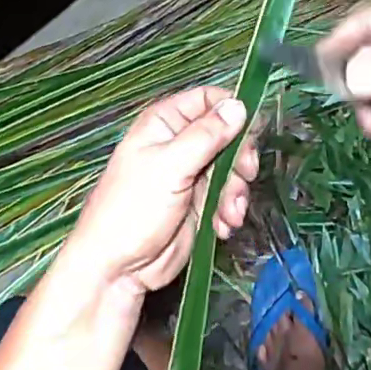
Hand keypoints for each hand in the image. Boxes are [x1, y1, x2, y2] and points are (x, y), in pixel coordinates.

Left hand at [58, 87, 256, 299]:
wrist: (117, 269)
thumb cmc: (133, 208)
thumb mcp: (170, 166)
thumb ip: (206, 135)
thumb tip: (239, 105)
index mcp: (165, 122)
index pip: (207, 100)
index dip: (232, 111)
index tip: (253, 129)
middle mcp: (180, 143)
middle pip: (227, 134)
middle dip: (239, 158)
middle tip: (246, 175)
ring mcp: (190, 173)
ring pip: (231, 167)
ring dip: (236, 190)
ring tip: (230, 213)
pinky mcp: (199, 202)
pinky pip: (227, 195)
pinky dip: (230, 209)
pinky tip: (223, 226)